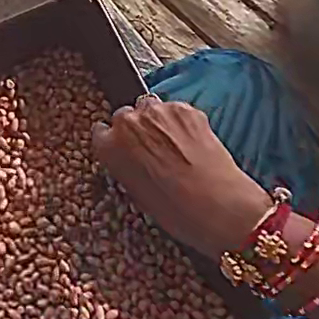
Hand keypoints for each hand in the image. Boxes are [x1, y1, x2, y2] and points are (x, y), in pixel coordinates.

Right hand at [92, 94, 272, 254]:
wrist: (218, 206)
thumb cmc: (176, 210)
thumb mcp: (137, 194)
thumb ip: (126, 168)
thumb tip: (131, 160)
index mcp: (110, 147)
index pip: (100, 132)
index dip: (114, 142)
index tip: (123, 149)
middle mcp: (129, 122)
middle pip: (125, 116)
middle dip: (136, 130)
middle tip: (152, 150)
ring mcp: (158, 112)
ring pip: (150, 107)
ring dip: (157, 122)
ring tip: (173, 145)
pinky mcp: (186, 109)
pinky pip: (175, 109)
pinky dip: (180, 121)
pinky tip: (190, 142)